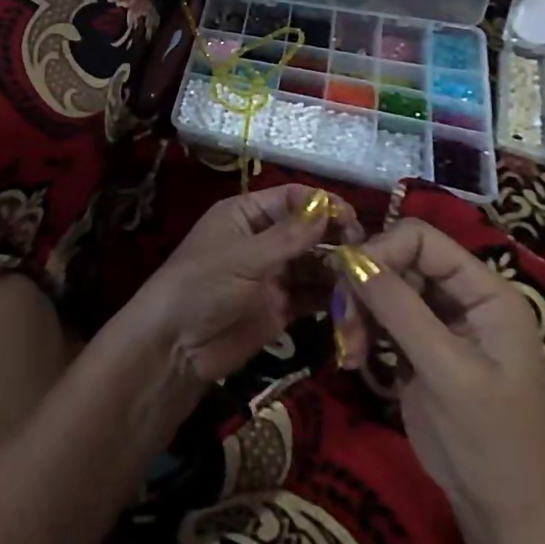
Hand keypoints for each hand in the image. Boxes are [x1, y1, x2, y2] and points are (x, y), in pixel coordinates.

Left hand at [137, 184, 362, 381]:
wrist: (177, 345)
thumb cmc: (200, 286)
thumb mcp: (242, 257)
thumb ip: (287, 237)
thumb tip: (329, 208)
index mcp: (244, 214)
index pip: (291, 198)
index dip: (322, 205)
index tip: (353, 221)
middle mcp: (262, 239)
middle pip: (309, 230)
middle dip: (338, 238)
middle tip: (368, 253)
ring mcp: (274, 274)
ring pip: (317, 263)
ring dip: (340, 269)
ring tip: (368, 279)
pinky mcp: (282, 306)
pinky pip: (315, 295)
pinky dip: (335, 297)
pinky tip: (358, 300)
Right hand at [339, 219, 544, 528]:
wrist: (501, 509)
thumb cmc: (490, 439)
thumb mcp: (446, 370)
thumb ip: (400, 308)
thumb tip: (349, 257)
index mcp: (488, 294)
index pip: (423, 239)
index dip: (382, 250)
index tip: (347, 281)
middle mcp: (463, 298)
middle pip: (397, 260)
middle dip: (364, 286)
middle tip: (342, 323)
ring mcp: (439, 322)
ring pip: (381, 287)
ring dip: (357, 311)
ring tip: (349, 348)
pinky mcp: (416, 345)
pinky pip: (378, 316)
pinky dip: (360, 330)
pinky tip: (354, 357)